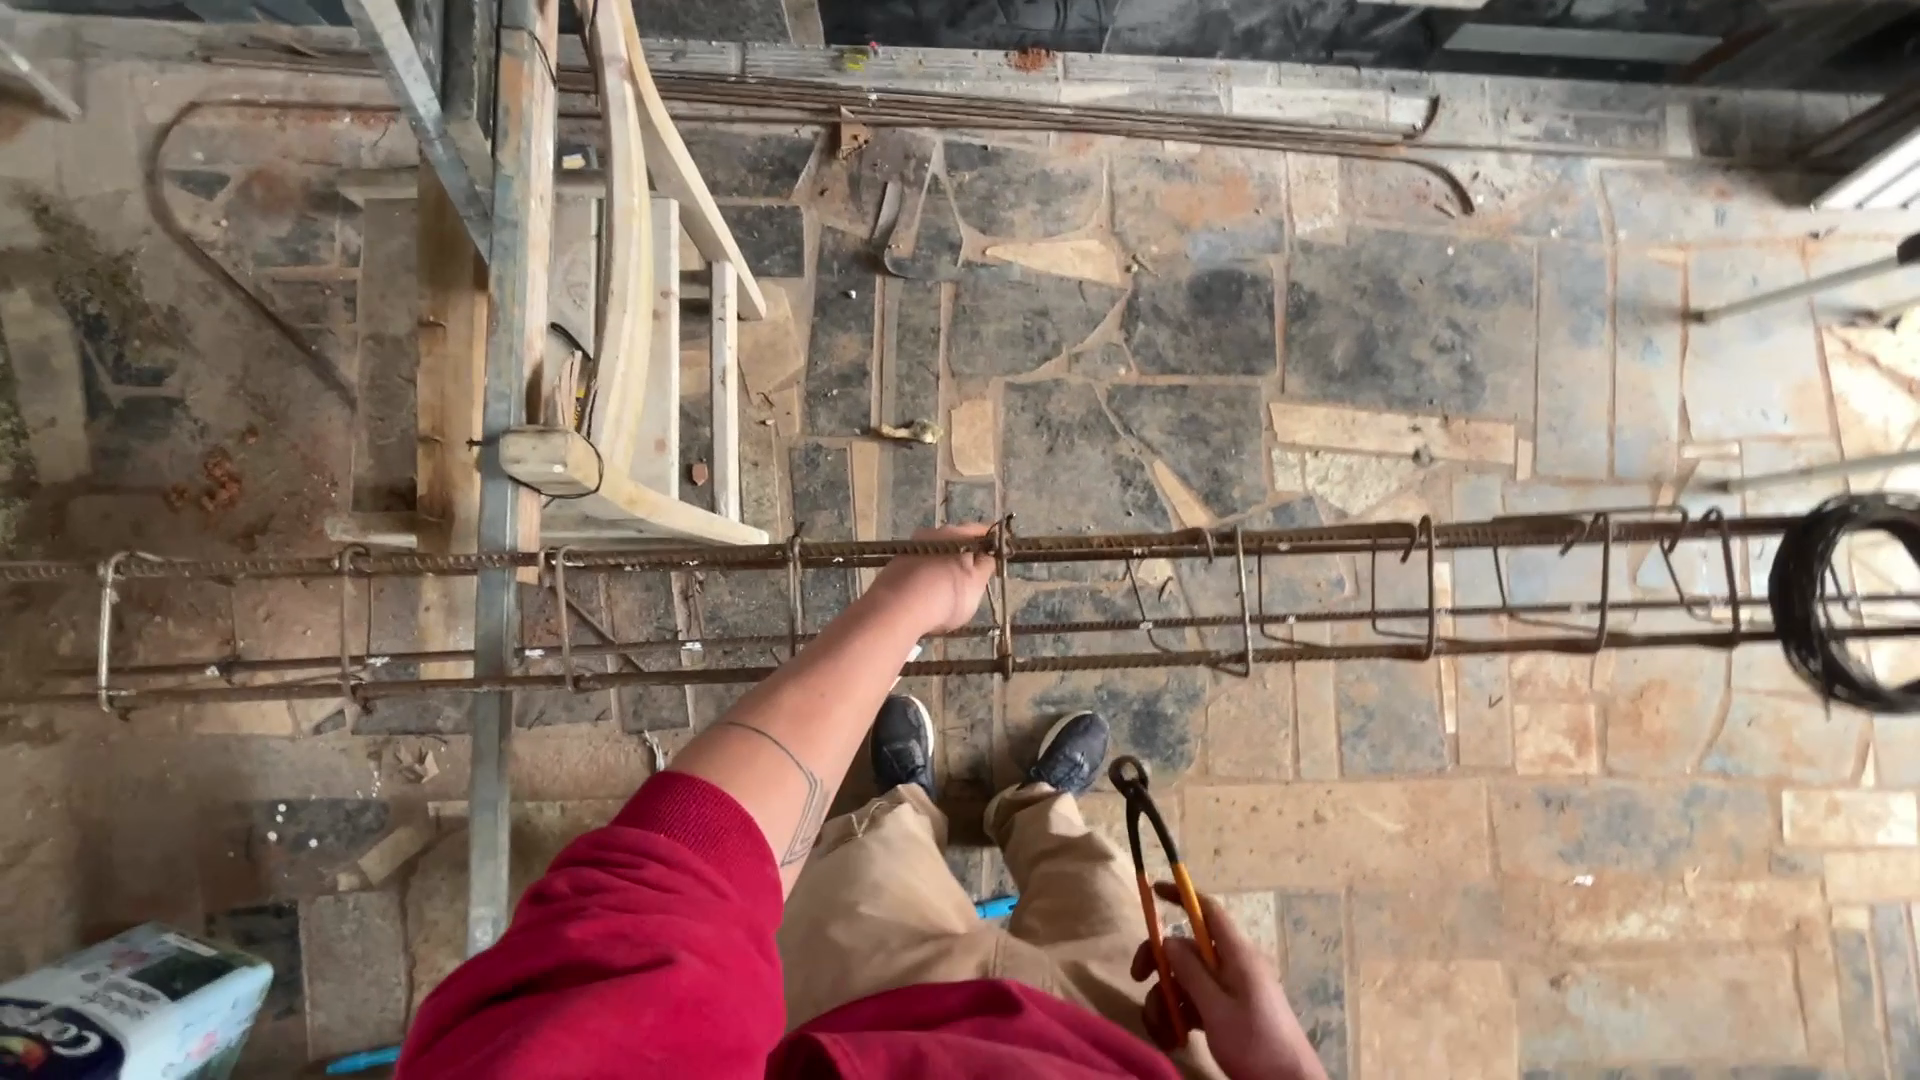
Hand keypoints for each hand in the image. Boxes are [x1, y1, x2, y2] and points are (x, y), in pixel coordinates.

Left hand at [866, 524, 995, 634]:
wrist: (895, 610)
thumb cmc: (945, 596)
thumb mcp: (976, 584)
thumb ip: (985, 566)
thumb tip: (987, 555)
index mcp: (955, 534)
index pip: (979, 531)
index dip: (991, 540)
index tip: (998, 551)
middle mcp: (930, 535)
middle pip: (954, 541)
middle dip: (965, 553)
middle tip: (975, 572)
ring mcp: (909, 549)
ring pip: (935, 554)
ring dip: (945, 565)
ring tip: (952, 586)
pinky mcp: (895, 566)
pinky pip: (920, 567)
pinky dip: (928, 576)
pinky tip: (929, 593)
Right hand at [1130, 883, 1328, 1079]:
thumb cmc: (1256, 1046)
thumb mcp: (1217, 1010)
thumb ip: (1191, 972)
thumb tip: (1168, 939)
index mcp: (1236, 956)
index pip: (1208, 911)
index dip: (1181, 896)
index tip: (1153, 891)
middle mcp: (1232, 967)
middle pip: (1186, 950)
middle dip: (1159, 965)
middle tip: (1138, 981)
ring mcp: (1229, 992)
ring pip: (1185, 980)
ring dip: (1165, 1001)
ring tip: (1161, 1033)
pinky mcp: (1227, 1015)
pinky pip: (1193, 1003)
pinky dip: (1178, 1017)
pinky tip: (1172, 1042)